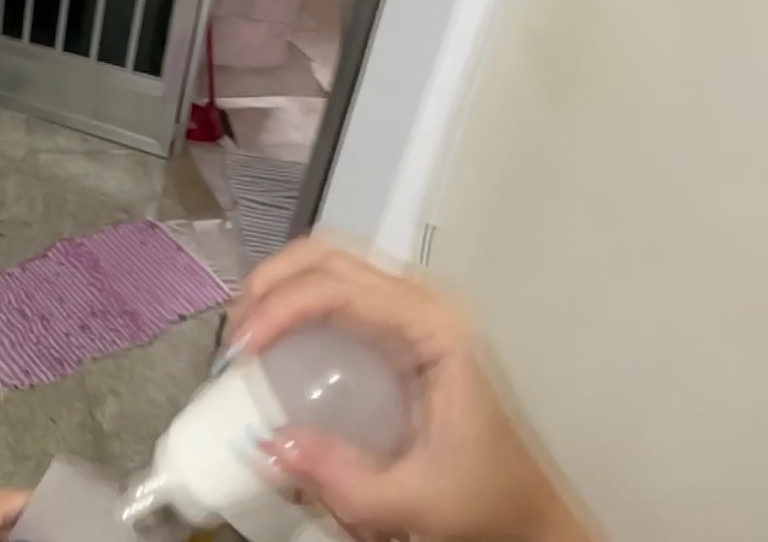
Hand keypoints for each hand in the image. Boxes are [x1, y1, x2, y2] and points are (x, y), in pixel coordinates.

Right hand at [226, 237, 592, 541]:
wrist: (530, 512)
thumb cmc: (485, 501)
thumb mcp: (420, 504)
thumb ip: (346, 481)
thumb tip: (268, 442)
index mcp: (434, 327)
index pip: (338, 287)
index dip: (280, 306)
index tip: (241, 351)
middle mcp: (421, 299)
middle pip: (325, 255)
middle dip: (269, 284)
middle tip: (237, 338)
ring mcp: (409, 304)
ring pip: (326, 259)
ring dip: (277, 284)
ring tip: (247, 333)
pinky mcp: (396, 319)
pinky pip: (334, 284)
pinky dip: (293, 297)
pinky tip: (275, 336)